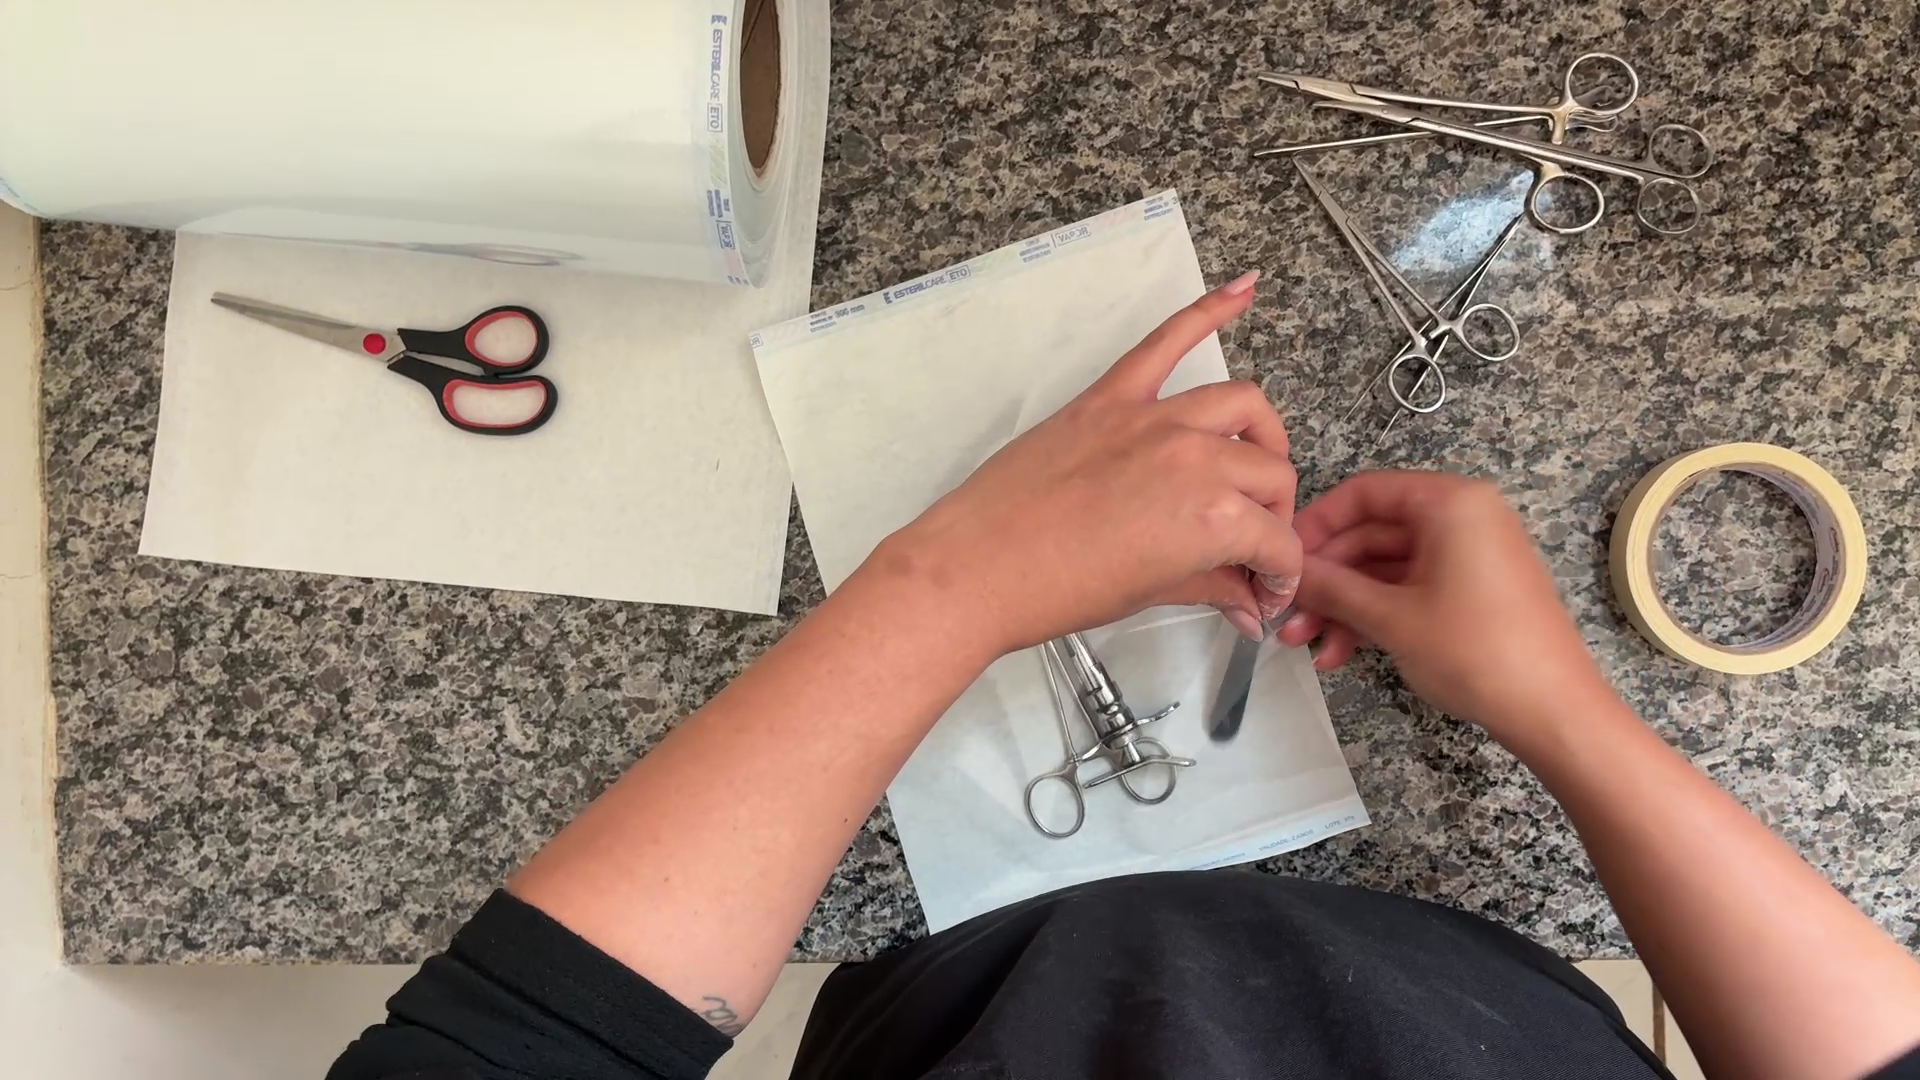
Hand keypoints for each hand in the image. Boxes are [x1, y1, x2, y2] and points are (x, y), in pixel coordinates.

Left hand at [865, 271, 1300, 656]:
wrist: (976, 567)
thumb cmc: (1056, 593)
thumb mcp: (1146, 594)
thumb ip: (1209, 586)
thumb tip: (1248, 602)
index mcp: (1212, 517)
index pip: (1275, 541)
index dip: (1280, 573)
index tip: (1265, 590)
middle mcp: (1196, 457)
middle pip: (1268, 473)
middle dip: (1273, 515)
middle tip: (1250, 545)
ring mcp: (1151, 418)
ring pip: (1239, 404)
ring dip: (1261, 435)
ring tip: (1252, 463)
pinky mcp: (1108, 398)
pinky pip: (1164, 340)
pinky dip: (1207, 310)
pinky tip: (1243, 288)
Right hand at [1276, 470, 1614, 739]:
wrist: (1555, 716)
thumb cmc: (1473, 650)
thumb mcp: (1388, 616)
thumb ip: (1328, 586)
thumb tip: (1281, 573)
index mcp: (1449, 504)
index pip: (1362, 493)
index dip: (1315, 524)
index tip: (1281, 558)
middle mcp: (1458, 519)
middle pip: (1366, 535)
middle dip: (1323, 580)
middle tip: (1284, 613)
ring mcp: (1463, 557)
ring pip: (1379, 569)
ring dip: (1338, 606)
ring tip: (1302, 644)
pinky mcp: (1466, 591)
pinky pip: (1403, 590)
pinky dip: (1368, 617)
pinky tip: (1337, 654)